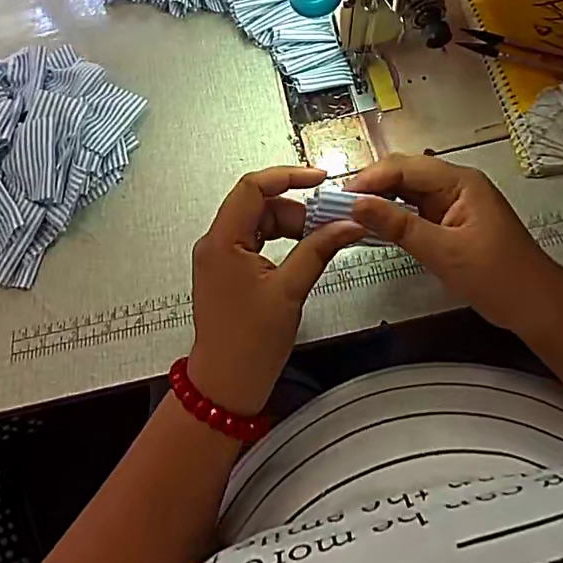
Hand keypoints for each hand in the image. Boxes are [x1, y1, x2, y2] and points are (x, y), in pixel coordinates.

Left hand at [187, 167, 365, 415]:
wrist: (225, 386)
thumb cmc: (249, 344)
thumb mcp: (290, 290)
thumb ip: (318, 250)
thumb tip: (347, 225)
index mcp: (222, 241)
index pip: (253, 187)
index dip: (288, 176)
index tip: (318, 178)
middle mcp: (215, 243)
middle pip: (258, 204)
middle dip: (295, 209)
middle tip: (329, 221)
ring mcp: (219, 257)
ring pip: (259, 222)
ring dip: (291, 226)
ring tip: (321, 239)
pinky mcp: (228, 270)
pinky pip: (256, 240)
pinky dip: (281, 241)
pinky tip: (304, 251)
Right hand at [343, 154, 562, 335]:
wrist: (538, 306)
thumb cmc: (499, 277)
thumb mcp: (444, 252)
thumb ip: (398, 226)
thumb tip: (357, 204)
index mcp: (460, 181)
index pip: (405, 167)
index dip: (371, 178)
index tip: (341, 197)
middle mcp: (456, 184)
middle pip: (405, 173)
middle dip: (372, 185)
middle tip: (339, 206)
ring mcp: (454, 202)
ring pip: (408, 191)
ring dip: (380, 199)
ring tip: (349, 213)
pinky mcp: (451, 220)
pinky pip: (415, 209)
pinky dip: (394, 215)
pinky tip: (375, 224)